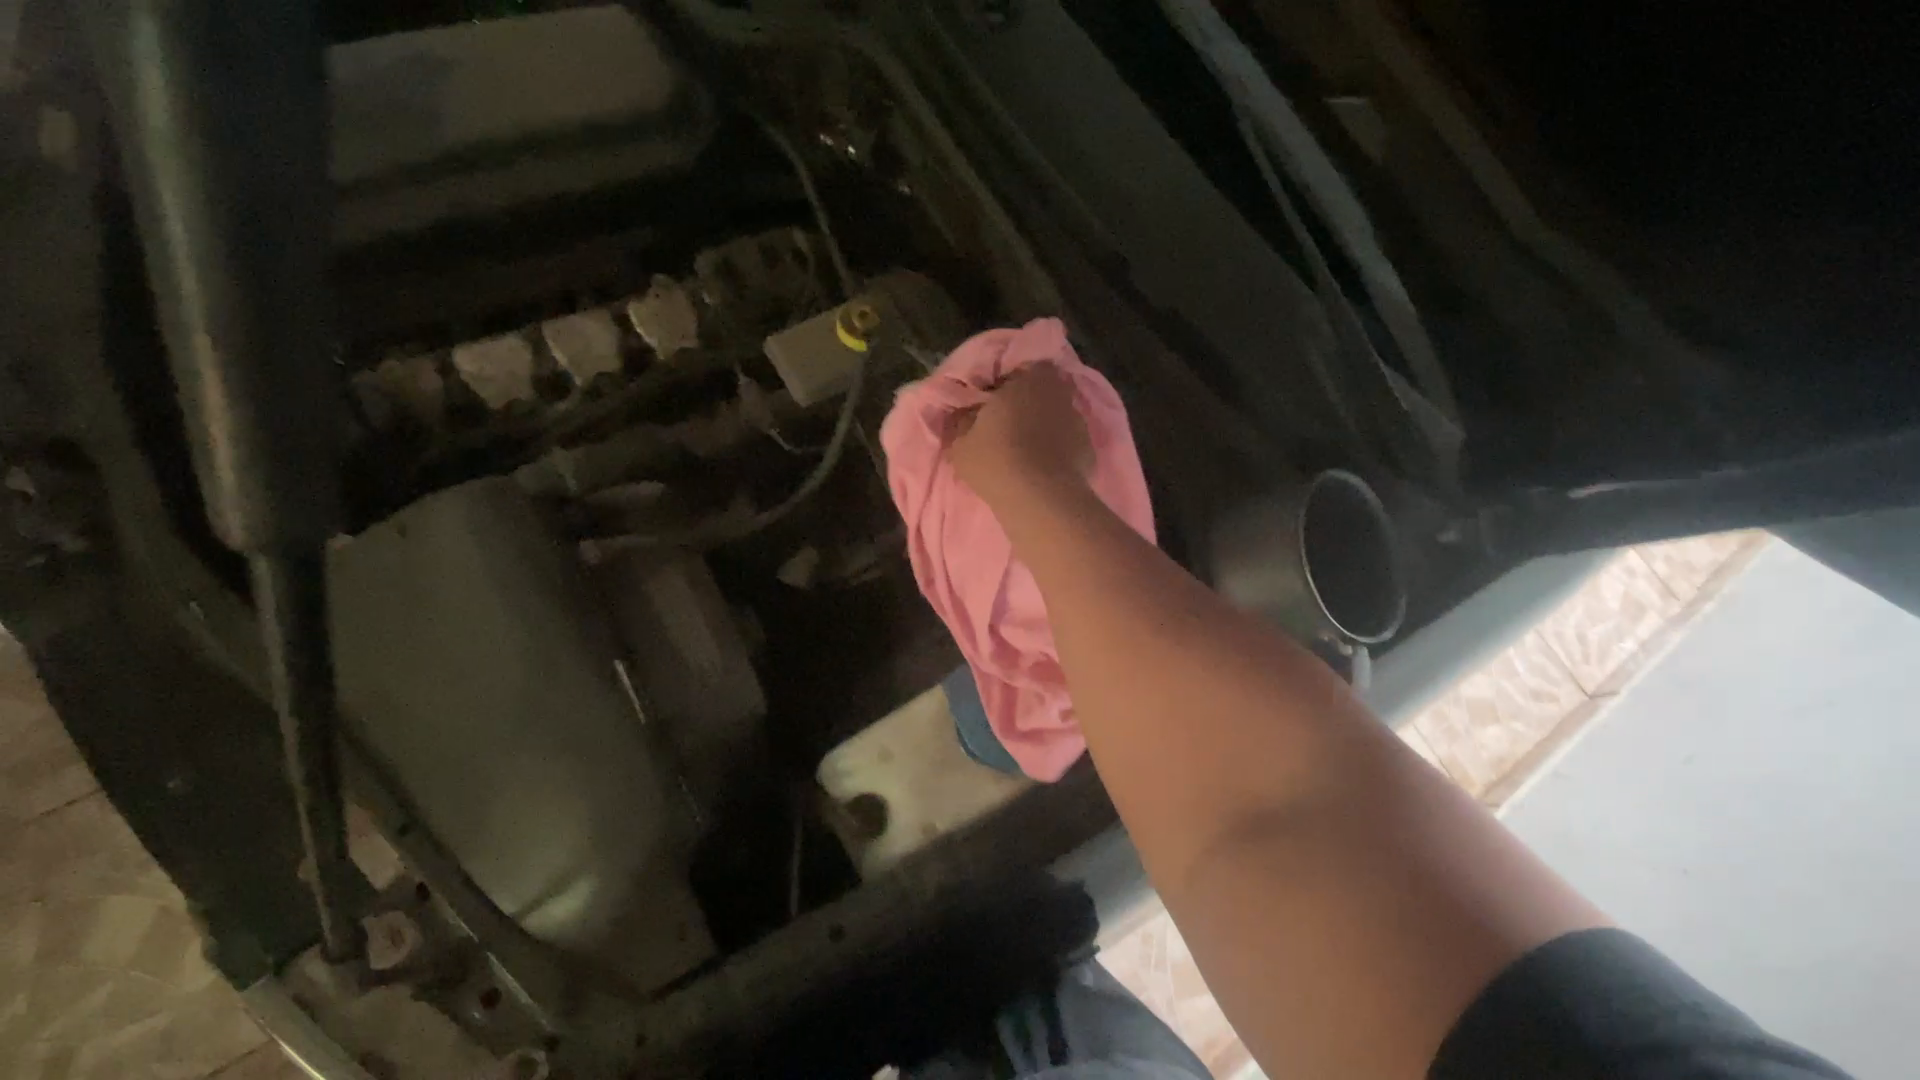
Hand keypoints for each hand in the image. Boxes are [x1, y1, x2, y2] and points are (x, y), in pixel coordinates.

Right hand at [948, 365, 1092, 505]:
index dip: (1013, 383)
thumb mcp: (961, 443)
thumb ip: (965, 422)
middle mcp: (1059, 394)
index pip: (1026, 368)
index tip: (998, 401)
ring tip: (1027, 453)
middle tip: (1010, 427)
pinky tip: (1044, 471)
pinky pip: (1069, 445)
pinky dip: (1059, 453)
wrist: (1039, 498)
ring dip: (1046, 429)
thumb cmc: (995, 459)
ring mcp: (1079, 423)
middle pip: (1045, 393)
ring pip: (1059, 418)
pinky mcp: (1089, 451)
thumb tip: (967, 416)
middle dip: (1031, 405)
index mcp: (1029, 381)